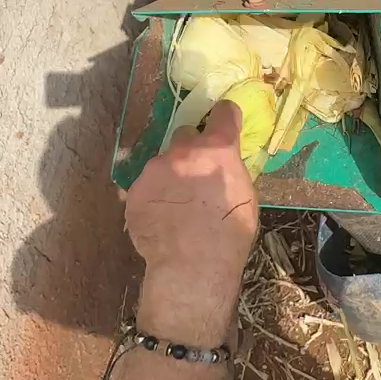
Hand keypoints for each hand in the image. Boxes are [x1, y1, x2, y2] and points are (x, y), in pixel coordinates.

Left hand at [123, 100, 259, 346]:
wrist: (191, 266)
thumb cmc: (229, 235)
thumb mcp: (246, 198)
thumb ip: (231, 171)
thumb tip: (225, 166)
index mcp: (218, 149)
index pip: (224, 112)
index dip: (226, 117)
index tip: (226, 122)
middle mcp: (184, 150)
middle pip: (186, 134)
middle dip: (191, 149)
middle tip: (196, 174)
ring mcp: (155, 168)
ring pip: (163, 162)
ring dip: (170, 175)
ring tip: (174, 206)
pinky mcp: (134, 190)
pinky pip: (145, 186)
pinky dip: (152, 196)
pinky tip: (160, 218)